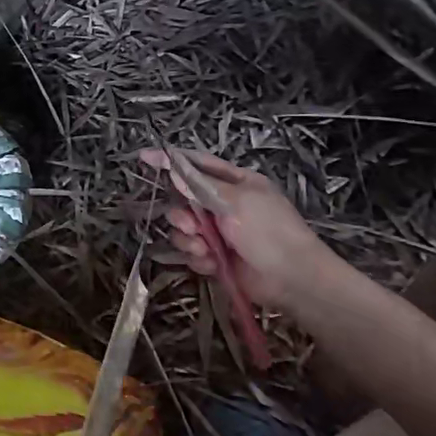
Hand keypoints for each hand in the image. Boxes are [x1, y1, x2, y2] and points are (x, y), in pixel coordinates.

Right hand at [138, 149, 337, 310]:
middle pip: (185, 201)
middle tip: (192, 226)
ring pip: (184, 229)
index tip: (144, 157)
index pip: (197, 164)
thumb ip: (201, 186)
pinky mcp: (217, 258)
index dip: (171, 161)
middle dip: (182, 215)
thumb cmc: (268, 230)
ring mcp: (221, 232)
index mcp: (235, 182)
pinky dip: (199, 258)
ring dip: (189, 239)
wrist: (291, 278)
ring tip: (205, 250)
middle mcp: (225, 204)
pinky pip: (193, 253)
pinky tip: (212, 264)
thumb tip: (174, 171)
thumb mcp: (235, 200)